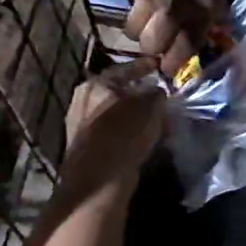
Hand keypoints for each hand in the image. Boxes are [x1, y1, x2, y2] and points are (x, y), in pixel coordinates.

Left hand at [60, 59, 166, 188]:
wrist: (100, 179)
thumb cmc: (124, 133)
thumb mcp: (149, 106)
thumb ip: (157, 93)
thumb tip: (158, 92)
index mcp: (94, 86)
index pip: (123, 69)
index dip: (144, 66)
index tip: (160, 65)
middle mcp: (82, 102)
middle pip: (118, 92)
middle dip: (140, 94)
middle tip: (162, 95)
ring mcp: (82, 127)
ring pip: (117, 114)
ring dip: (137, 116)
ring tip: (159, 118)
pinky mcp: (88, 150)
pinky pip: (115, 134)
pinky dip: (131, 133)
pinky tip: (147, 138)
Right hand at [125, 0, 223, 75]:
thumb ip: (215, 19)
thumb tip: (215, 45)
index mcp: (200, 12)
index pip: (181, 51)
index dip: (172, 64)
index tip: (168, 67)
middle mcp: (175, 7)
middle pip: (150, 46)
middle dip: (151, 50)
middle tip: (156, 44)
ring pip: (133, 32)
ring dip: (139, 33)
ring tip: (148, 25)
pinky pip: (127, 11)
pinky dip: (132, 13)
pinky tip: (142, 5)